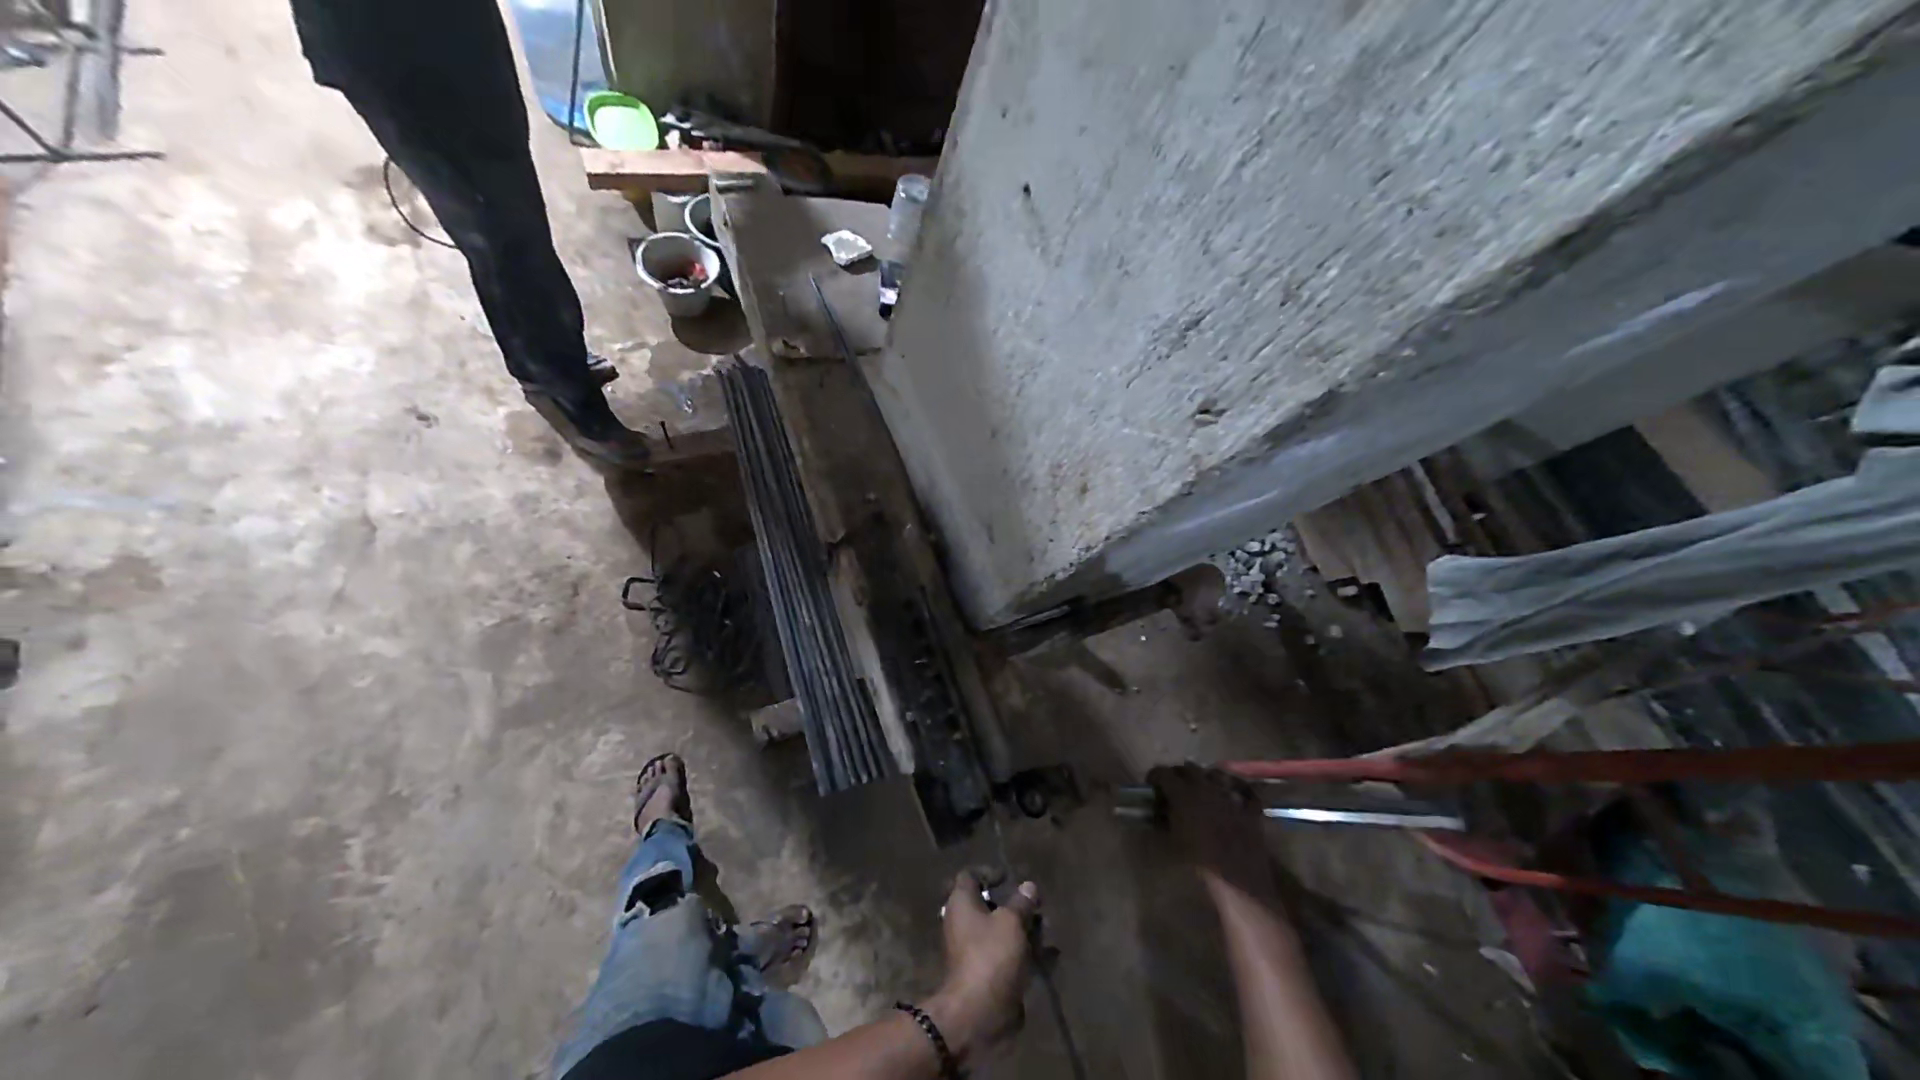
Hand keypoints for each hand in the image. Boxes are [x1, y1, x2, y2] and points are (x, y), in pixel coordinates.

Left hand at [922, 871, 1039, 1064]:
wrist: (978, 1013)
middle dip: (1015, 905)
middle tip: (1037, 908)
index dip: (989, 872)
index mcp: (961, 904)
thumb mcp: (1011, 922)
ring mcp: (975, 951)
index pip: (969, 877)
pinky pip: (1008, 956)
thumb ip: (1021, 903)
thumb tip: (1028, 886)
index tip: (1010, 878)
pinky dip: (1027, 954)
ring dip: (1025, 930)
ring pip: (1002, 932)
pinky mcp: (988, 974)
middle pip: (990, 906)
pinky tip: (1051, 956)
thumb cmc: (991, 956)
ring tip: (1049, 932)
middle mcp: (964, 924)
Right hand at [1148, 764, 1278, 901]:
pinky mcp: (1250, 809)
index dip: (1155, 776)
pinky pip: (1244, 790)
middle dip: (1177, 775)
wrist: (1239, 884)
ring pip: (1215, 773)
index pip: (1163, 772)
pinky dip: (1236, 787)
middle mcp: (1206, 788)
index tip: (1151, 786)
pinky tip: (1231, 793)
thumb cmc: (1198, 867)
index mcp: (1183, 795)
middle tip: (1172, 788)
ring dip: (1203, 777)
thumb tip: (1157, 813)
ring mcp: (1231, 796)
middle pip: (1188, 768)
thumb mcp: (1171, 844)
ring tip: (1199, 789)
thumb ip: (1162, 822)